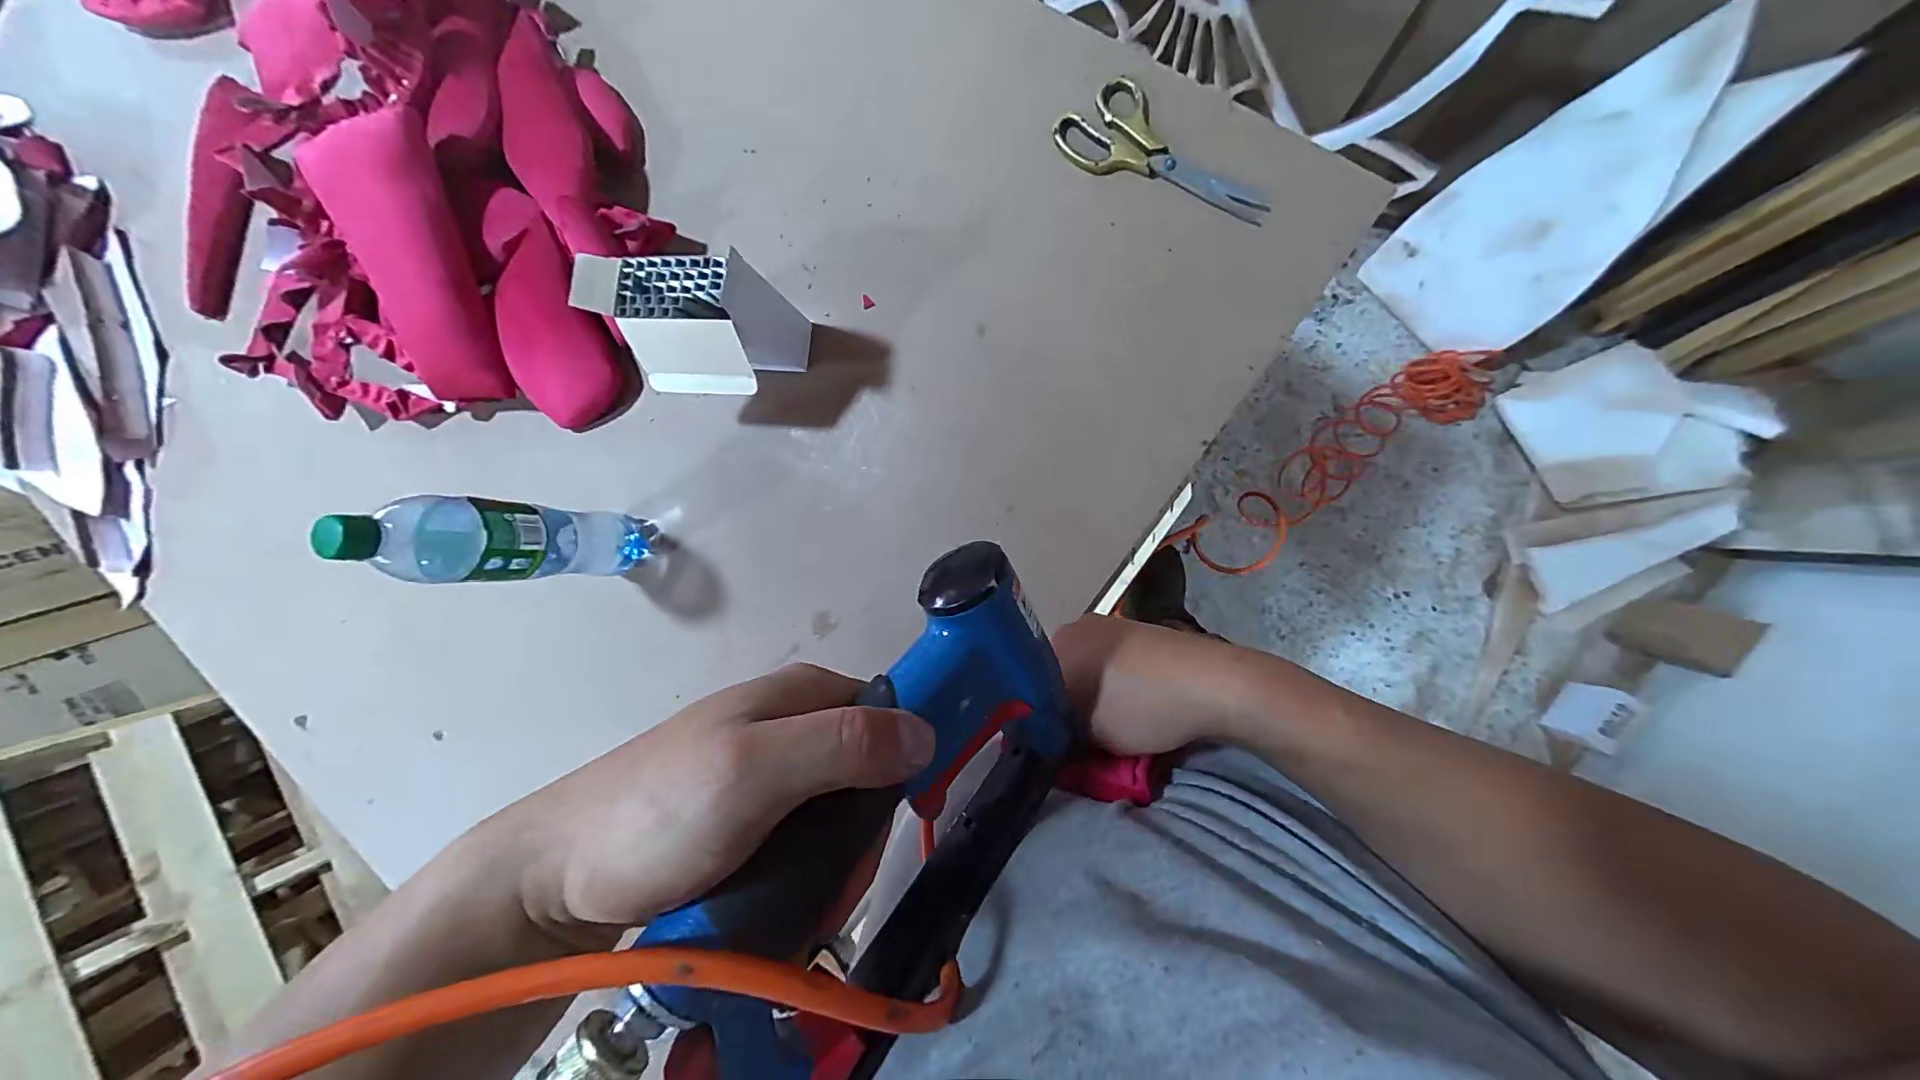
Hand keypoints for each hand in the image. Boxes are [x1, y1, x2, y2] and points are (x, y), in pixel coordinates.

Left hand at [487, 664, 935, 936]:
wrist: (553, 881)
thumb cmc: (659, 813)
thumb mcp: (753, 770)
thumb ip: (841, 745)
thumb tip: (927, 733)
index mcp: (802, 693)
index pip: (888, 712)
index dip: (903, 758)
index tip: (893, 819)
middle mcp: (791, 724)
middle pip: (867, 772)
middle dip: (859, 832)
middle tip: (832, 876)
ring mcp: (768, 773)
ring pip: (839, 816)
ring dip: (833, 864)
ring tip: (799, 900)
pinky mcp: (749, 818)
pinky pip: (806, 842)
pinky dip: (806, 876)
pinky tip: (784, 902)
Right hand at [1053, 614, 1252, 754]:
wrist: (1218, 684)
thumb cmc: (1144, 707)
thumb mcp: (1090, 735)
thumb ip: (1059, 736)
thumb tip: (1047, 739)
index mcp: (1058, 643)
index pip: (1030, 686)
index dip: (1038, 718)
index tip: (1051, 743)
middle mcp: (1078, 627)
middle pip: (1058, 675)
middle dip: (1066, 705)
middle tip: (1080, 738)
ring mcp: (1112, 626)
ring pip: (1086, 669)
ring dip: (1093, 696)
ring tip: (1112, 725)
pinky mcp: (1141, 633)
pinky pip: (1112, 663)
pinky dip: (1116, 684)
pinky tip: (1135, 704)